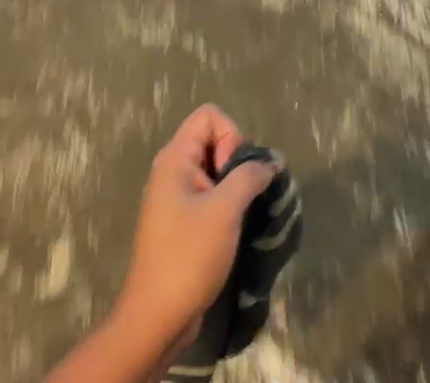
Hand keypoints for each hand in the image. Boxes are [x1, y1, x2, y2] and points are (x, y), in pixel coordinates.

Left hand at [113, 105, 278, 345]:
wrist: (158, 314)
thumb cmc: (189, 256)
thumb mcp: (224, 210)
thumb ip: (249, 176)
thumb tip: (271, 161)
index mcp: (174, 158)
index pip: (210, 116)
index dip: (231, 136)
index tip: (234, 174)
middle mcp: (172, 170)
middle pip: (214, 141)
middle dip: (238, 162)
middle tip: (243, 198)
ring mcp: (176, 197)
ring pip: (216, 171)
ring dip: (237, 187)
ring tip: (246, 215)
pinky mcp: (183, 222)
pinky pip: (212, 196)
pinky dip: (229, 206)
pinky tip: (238, 230)